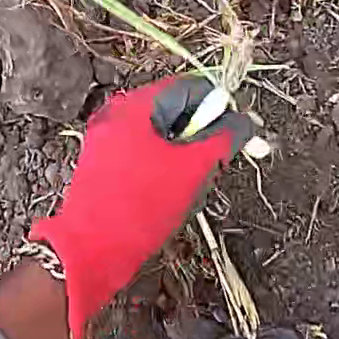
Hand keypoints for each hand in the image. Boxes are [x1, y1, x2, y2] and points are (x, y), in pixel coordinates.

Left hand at [29, 76, 253, 338]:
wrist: (90, 250)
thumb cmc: (143, 204)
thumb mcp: (193, 168)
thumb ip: (224, 138)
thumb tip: (247, 121)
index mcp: (137, 105)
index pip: (192, 88)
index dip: (221, 107)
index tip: (239, 133)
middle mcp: (118, 114)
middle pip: (175, 108)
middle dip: (202, 133)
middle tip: (217, 161)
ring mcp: (107, 138)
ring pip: (161, 133)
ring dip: (185, 151)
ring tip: (192, 182)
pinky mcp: (102, 163)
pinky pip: (143, 151)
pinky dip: (163, 164)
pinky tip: (169, 192)